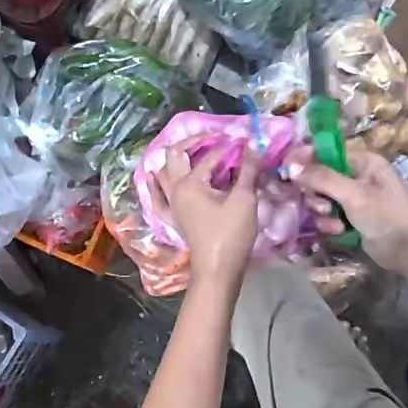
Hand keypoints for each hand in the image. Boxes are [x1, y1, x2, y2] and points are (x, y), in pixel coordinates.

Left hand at [148, 135, 259, 287]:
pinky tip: (155, 178)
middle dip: (193, 142)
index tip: (244, 142)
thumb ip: (248, 170)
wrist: (217, 269)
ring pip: (163, 173)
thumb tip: (252, 143)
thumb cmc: (231, 233)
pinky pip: (157, 197)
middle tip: (212, 138)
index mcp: (190, 183)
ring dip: (174, 160)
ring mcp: (171, 204)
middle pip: (175, 156)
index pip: (210, 157)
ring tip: (190, 152)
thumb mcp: (244, 199)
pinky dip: (156, 185)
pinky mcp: (172, 217)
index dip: (229, 147)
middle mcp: (175, 189)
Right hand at [285, 145, 407, 275]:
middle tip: (324, 207)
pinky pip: (327, 216)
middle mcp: (355, 175)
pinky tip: (339, 232)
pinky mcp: (350, 218)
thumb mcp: (355, 195)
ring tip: (336, 224)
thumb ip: (322, 179)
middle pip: (317, 177)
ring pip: (320, 199)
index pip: (323, 152)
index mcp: (361, 161)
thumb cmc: (389, 217)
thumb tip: (290, 166)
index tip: (286, 174)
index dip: (304, 161)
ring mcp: (353, 198)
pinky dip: (329, 224)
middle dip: (315, 194)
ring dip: (322, 212)